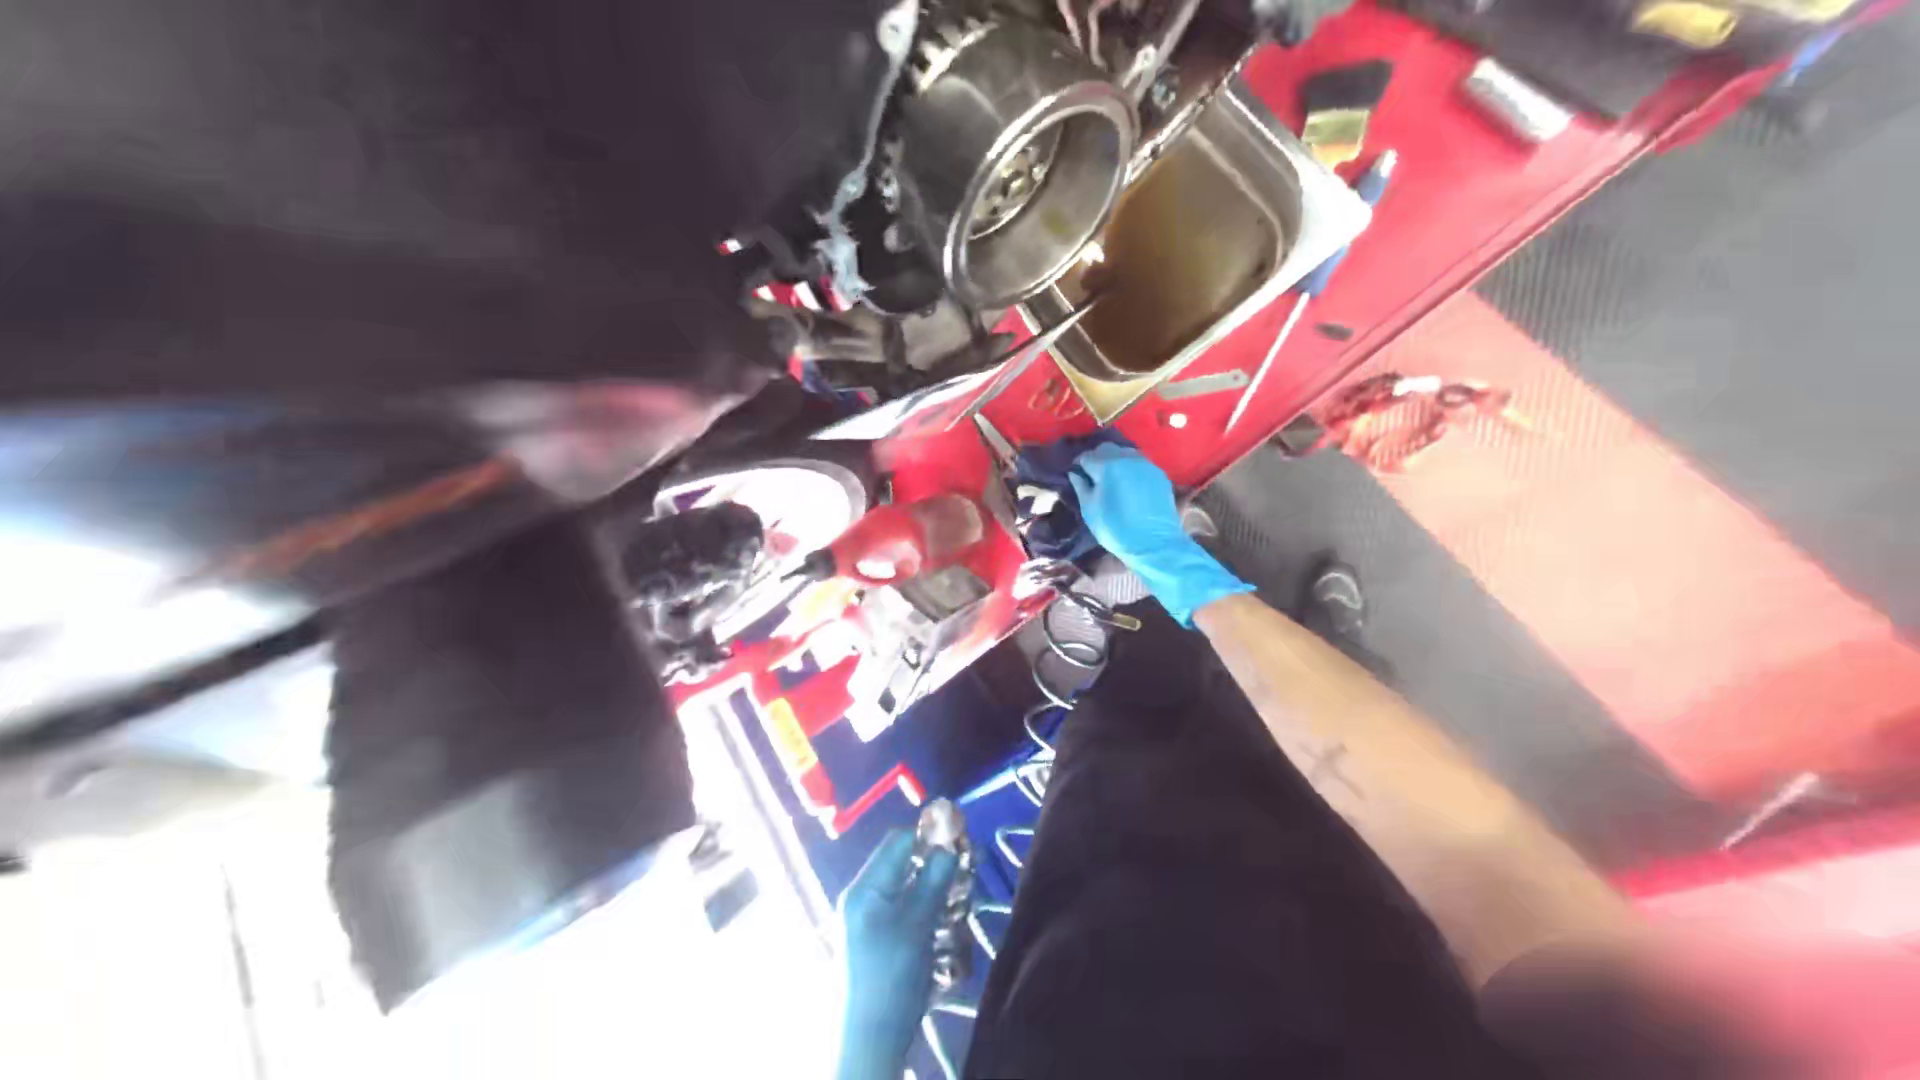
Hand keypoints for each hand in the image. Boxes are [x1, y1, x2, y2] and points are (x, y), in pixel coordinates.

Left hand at [836, 829, 960, 1079]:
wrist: (868, 1043)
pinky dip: (930, 914)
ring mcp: (872, 920)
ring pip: (912, 889)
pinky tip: (949, 930)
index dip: (930, 836)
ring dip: (939, 892)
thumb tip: (949, 844)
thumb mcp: (916, 927)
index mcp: (865, 887)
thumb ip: (932, 882)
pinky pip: (910, 912)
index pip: (898, 842)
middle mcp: (865, 897)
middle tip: (971, 872)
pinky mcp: (882, 940)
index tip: (962, 840)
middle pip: (907, 865)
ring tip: (962, 905)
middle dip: (940, 867)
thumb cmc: (890, 978)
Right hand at [1068, 443, 1253, 624]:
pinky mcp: (1159, 474)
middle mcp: (1128, 458)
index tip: (1077, 474)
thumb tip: (1075, 473)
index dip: (1079, 464)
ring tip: (1111, 476)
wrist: (1154, 544)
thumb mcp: (1090, 510)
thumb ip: (1081, 487)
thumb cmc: (1116, 529)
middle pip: (1107, 448)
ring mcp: (1146, 464)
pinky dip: (1130, 467)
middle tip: (1093, 474)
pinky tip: (1128, 482)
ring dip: (1115, 460)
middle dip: (1097, 457)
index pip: (1087, 456)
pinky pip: (1139, 462)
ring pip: (1125, 452)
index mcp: (1107, 466)